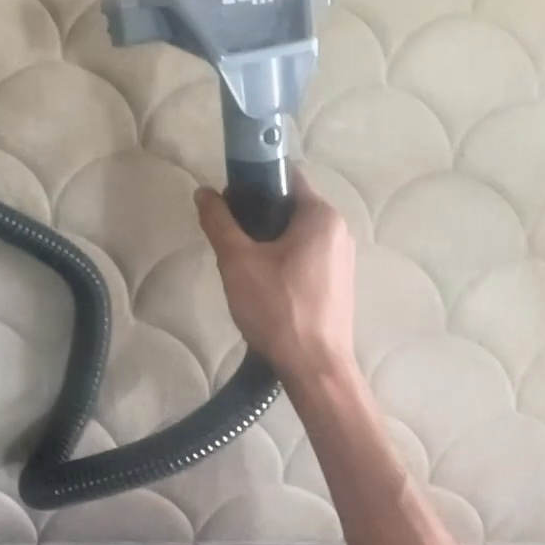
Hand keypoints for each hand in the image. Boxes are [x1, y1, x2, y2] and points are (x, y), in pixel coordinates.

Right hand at [196, 172, 357, 387]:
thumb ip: (219, 221)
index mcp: (321, 216)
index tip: (226, 199)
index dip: (251, 180)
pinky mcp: (337, 282)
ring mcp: (341, 258)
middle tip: (227, 236)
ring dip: (265, 239)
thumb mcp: (237, 260)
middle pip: (288, 205)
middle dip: (255, 214)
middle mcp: (337, 230)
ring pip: (294, 232)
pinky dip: (280, 258)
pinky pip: (303, 255)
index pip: (284, 176)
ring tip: (240, 263)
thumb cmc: (278, 308)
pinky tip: (261, 283)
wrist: (314, 369)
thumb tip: (203, 192)